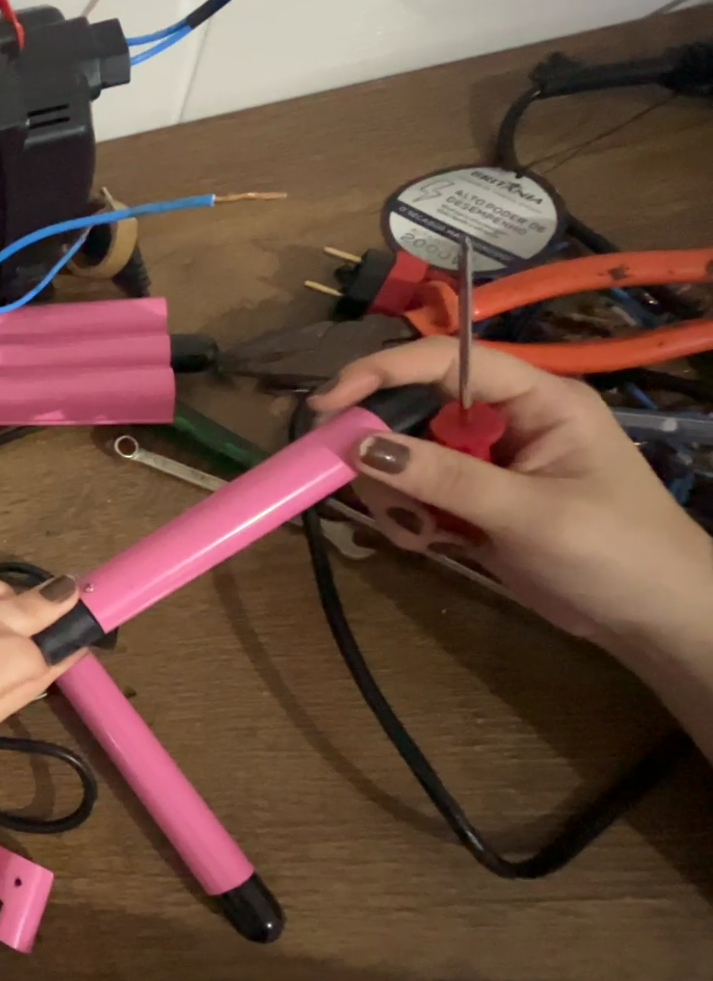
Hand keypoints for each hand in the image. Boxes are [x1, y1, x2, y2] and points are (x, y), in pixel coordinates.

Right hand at [309, 336, 712, 645]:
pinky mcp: (462, 494)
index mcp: (537, 400)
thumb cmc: (619, 555)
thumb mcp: (531, 514)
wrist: (653, 619)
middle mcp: (502, 419)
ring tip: (421, 532)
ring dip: (390, 493)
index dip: (380, 371)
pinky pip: (403, 489)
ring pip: (395, 453)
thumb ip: (444, 478)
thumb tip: (358, 446)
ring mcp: (479, 458)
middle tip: (353, 482)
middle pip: (406, 408)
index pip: (445, 360)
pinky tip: (431, 542)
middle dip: (376, 449)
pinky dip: (401, 516)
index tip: (327, 404)